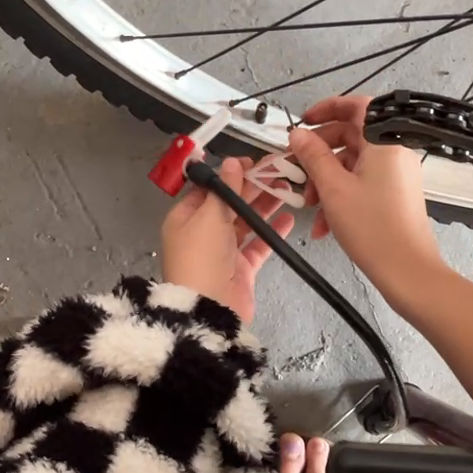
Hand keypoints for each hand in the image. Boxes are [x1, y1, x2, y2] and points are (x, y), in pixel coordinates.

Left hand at [161, 157, 295, 323]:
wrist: (207, 309)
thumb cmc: (201, 257)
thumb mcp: (210, 216)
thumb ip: (225, 189)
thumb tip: (232, 163)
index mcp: (184, 218)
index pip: (207, 190)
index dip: (230, 175)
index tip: (252, 164)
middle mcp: (201, 233)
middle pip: (229, 204)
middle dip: (252, 188)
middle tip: (277, 173)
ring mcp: (222, 252)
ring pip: (245, 223)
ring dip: (265, 206)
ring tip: (287, 191)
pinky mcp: (240, 269)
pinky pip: (257, 245)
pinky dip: (272, 232)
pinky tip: (289, 218)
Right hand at [287, 96, 444, 299]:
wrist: (406, 269)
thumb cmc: (374, 229)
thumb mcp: (332, 188)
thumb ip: (312, 156)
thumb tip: (298, 134)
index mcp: (384, 141)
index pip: (356, 106)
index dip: (327, 108)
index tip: (305, 121)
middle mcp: (394, 151)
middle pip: (350, 136)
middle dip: (318, 154)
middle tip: (296, 168)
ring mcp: (395, 173)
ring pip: (351, 163)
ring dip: (325, 180)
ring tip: (309, 205)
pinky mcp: (394, 192)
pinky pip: (361, 182)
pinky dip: (340, 194)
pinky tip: (323, 223)